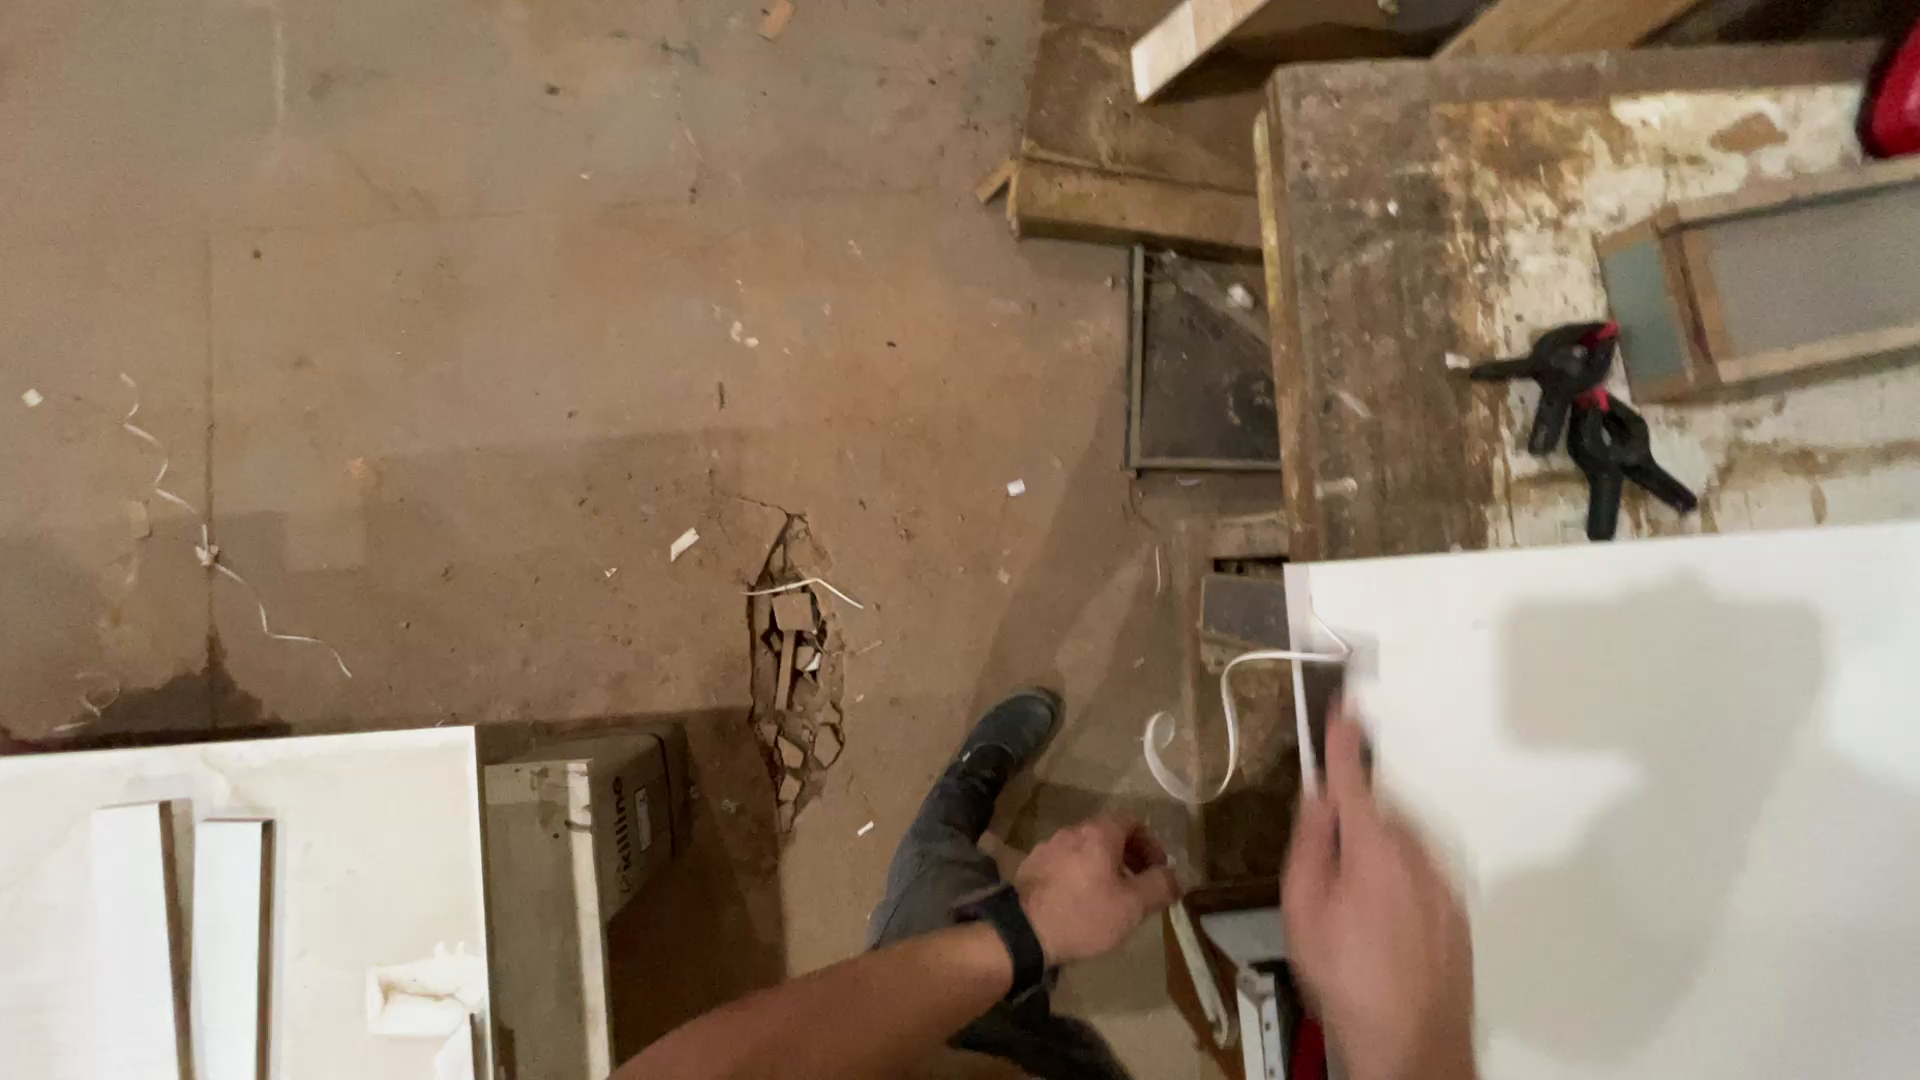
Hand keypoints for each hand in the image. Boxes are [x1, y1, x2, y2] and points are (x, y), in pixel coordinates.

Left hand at [1014, 814, 1182, 965]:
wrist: (1025, 930)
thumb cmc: (1085, 913)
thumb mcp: (1132, 906)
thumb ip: (1159, 886)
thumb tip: (1174, 876)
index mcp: (1098, 833)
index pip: (1131, 819)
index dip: (1150, 842)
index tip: (1158, 869)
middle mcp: (1072, 830)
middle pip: (1108, 832)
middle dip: (1130, 855)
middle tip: (1140, 885)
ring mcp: (1049, 845)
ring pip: (1086, 847)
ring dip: (1106, 865)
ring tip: (1113, 896)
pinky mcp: (1034, 864)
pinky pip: (1067, 860)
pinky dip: (1082, 872)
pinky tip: (1083, 900)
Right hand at [1284, 708, 1476, 1079]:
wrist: (1411, 1048)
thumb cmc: (1341, 973)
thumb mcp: (1302, 904)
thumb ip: (1310, 840)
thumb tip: (1318, 793)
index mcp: (1373, 849)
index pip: (1353, 780)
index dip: (1343, 740)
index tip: (1343, 703)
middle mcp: (1417, 857)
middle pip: (1375, 814)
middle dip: (1348, 822)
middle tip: (1322, 871)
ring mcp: (1443, 886)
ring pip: (1397, 844)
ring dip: (1371, 853)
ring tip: (1350, 911)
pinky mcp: (1457, 912)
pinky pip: (1418, 873)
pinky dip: (1395, 878)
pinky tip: (1378, 926)